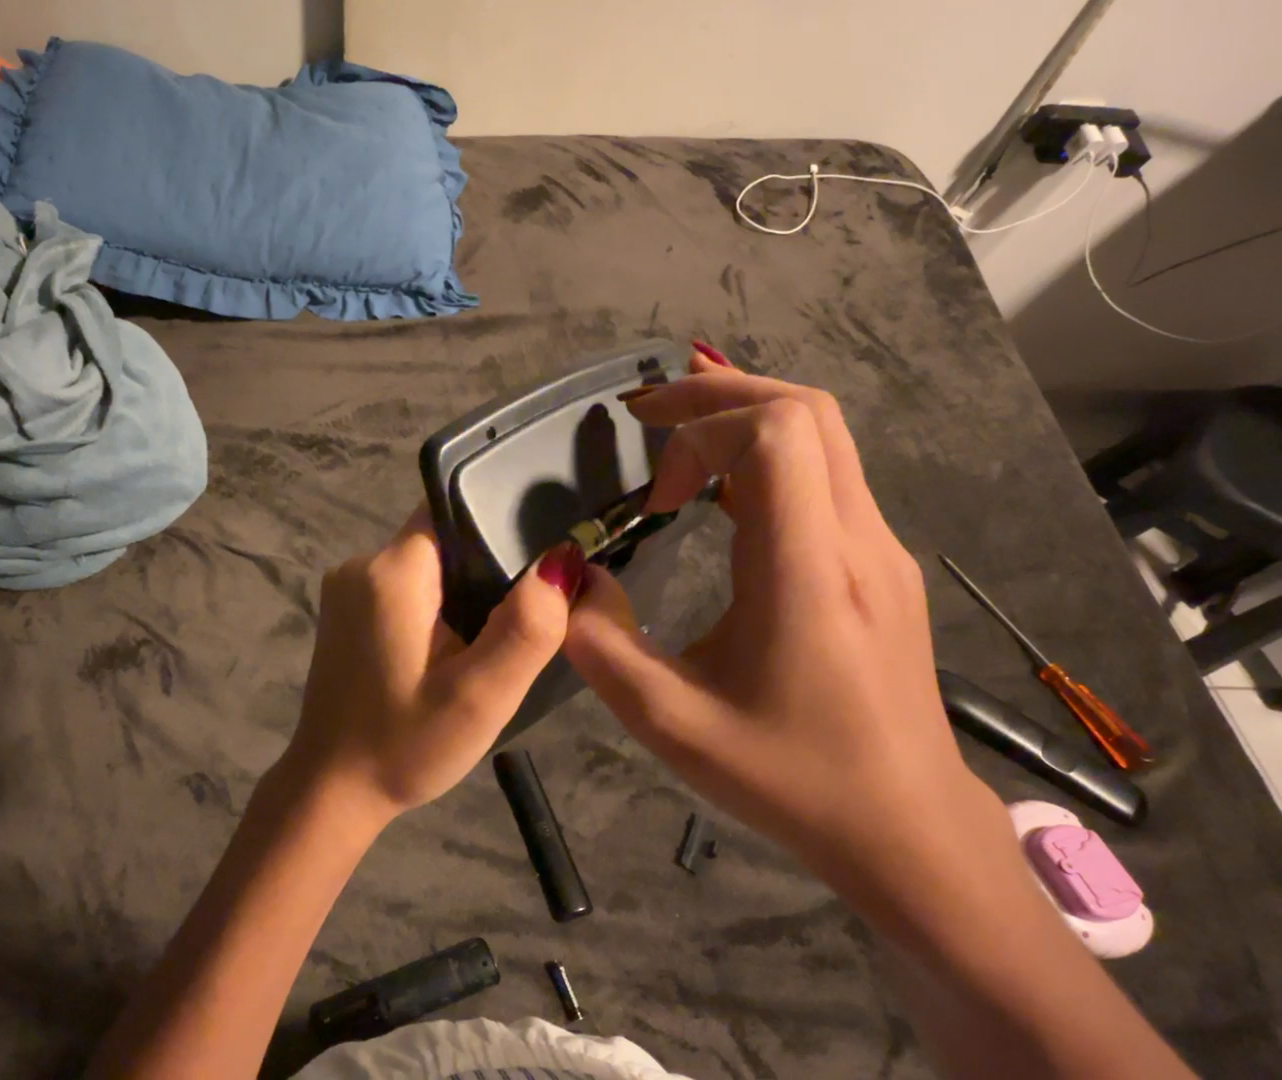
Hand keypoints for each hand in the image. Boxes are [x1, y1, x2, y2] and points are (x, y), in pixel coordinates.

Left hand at [283, 508, 579, 821]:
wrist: (334, 790)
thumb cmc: (405, 745)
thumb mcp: (480, 696)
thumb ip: (526, 627)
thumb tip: (560, 562)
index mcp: (391, 570)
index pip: (454, 508)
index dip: (500, 522)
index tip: (541, 551)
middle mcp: (361, 564)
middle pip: (442, 539)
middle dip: (487, 566)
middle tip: (528, 609)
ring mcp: (347, 589)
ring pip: (426, 565)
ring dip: (461, 591)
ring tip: (496, 632)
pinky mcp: (345, 614)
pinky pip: (404, 589)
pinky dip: (436, 607)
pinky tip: (455, 647)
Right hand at [564, 352, 1006, 893]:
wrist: (904, 828)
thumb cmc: (786, 776)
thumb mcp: (666, 722)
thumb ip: (598, 642)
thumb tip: (567, 574)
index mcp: (805, 572)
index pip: (774, 432)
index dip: (698, 425)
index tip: (648, 482)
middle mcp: (856, 542)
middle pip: (805, 409)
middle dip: (716, 392)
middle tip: (643, 414)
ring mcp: (879, 549)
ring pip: (825, 433)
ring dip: (744, 415)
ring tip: (671, 435)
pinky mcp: (882, 564)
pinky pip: (830, 471)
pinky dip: (768, 450)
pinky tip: (720, 481)